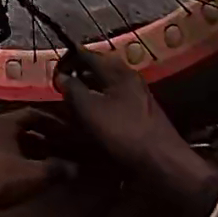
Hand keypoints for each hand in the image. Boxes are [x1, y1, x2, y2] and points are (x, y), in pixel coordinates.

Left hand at [0, 109, 78, 216]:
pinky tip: (30, 175)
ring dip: (33, 151)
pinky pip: (5, 154)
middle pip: (23, 128)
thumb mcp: (32, 174)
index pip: (33, 113)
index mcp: (5, 122)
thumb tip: (75, 168)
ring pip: (14, 142)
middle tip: (64, 147)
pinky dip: (21, 160)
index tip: (69, 131)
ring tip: (52, 162)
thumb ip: (55, 169)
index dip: (53, 121)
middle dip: (45, 137)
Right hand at [55, 48, 217, 206]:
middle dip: (79, 73)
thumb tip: (61, 76)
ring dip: (90, 88)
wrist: (163, 162)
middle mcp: (130, 77)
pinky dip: (101, 100)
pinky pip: (116, 98)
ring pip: (108, 83)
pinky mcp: (142, 111)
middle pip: (99, 68)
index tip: (54, 69)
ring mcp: (138, 94)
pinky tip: (93, 114)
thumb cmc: (124, 132)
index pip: (88, 54)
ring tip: (73, 100)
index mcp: (118, 71)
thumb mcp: (91, 110)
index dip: (69, 59)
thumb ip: (73, 90)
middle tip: (62, 84)